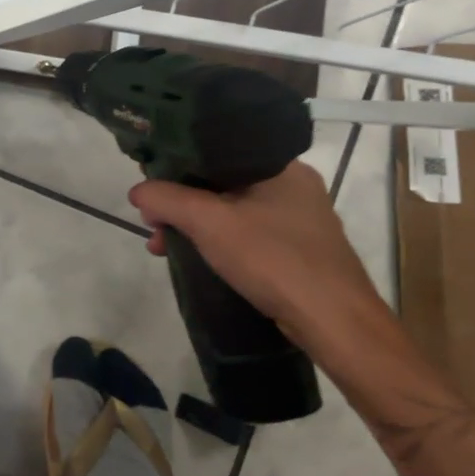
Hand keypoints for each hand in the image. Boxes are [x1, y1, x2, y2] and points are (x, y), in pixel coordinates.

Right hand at [128, 160, 379, 344]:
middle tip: (152, 222)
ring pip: (229, 210)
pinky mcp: (299, 250)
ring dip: (193, 225)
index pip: (214, 151)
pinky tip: (195, 258)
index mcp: (280, 166)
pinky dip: (216, 241)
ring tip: (163, 247)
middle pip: (218, 181)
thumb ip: (165, 198)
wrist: (336, 324)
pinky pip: (245, 233)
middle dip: (179, 202)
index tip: (150, 185)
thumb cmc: (273, 259)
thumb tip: (138, 192)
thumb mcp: (207, 221)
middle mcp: (293, 186)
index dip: (174, 164)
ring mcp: (299, 220)